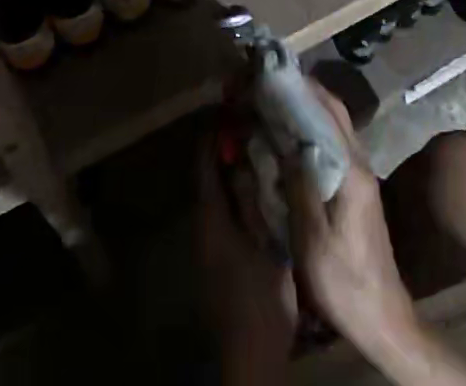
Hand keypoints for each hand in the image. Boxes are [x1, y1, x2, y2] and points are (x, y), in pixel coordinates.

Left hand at [196, 138, 296, 380]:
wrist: (247, 352)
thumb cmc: (260, 299)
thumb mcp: (265, 248)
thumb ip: (251, 203)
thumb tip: (242, 162)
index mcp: (210, 216)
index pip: (204, 164)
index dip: (213, 137)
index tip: (227, 113)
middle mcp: (201, 222)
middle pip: (207, 176)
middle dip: (222, 152)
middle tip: (246, 129)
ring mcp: (206, 240)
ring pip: (214, 193)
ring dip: (228, 173)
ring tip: (254, 153)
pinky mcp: (214, 254)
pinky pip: (220, 210)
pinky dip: (232, 194)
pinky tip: (254, 193)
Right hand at [281, 83, 416, 348]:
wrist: (382, 321)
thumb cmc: (343, 280)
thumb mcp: (312, 236)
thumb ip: (298, 183)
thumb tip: (282, 136)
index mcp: (348, 170)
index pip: (323, 108)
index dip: (292, 83)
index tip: (260, 69)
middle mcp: (357, 163)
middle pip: (328, 107)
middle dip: (294, 84)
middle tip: (256, 78)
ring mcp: (356, 175)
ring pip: (328, 121)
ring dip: (297, 101)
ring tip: (261, 95)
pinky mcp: (351, 187)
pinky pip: (325, 140)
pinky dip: (302, 124)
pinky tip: (278, 130)